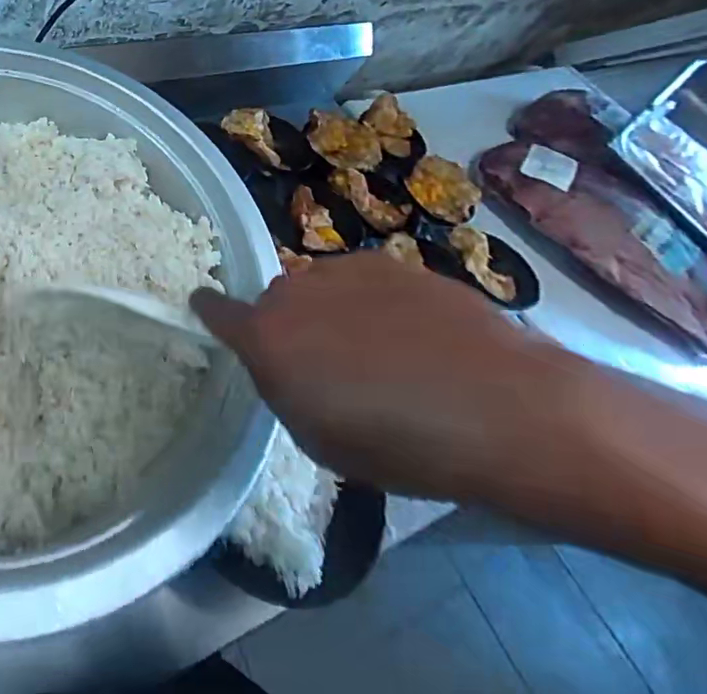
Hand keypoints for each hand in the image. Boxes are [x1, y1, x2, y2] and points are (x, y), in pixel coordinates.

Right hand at [192, 251, 589, 501]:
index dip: (208, 311)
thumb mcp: (318, 440)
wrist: (501, 406)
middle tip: (326, 366)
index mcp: (266, 338)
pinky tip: (414, 336)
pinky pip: (361, 282)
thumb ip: (284, 389)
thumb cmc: (400, 444)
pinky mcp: (392, 262)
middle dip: (287, 328)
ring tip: (380, 354)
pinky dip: (371, 303)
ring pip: (319, 289)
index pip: (215, 311)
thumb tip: (287, 365)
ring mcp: (345, 270)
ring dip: (331, 313)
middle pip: (274, 303)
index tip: (205, 310)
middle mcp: (295, 292)